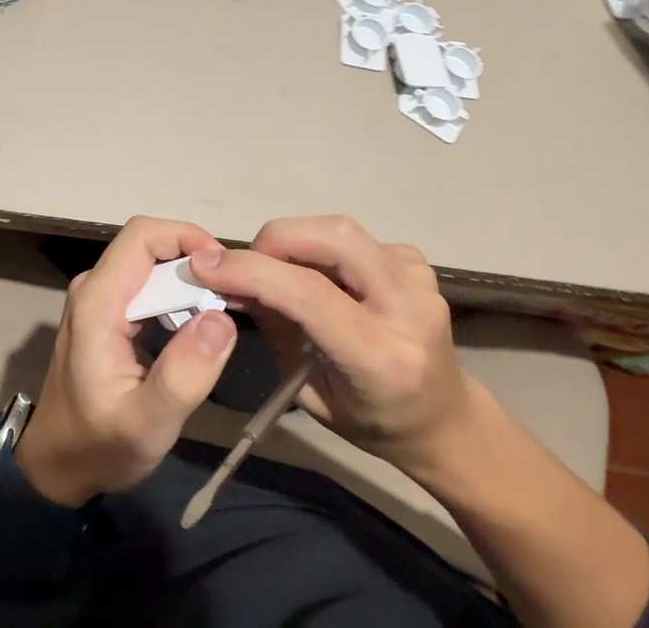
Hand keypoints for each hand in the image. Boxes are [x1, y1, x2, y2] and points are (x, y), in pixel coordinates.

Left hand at [15, 217, 239, 506]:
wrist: (56, 467)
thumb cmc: (99, 447)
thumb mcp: (148, 423)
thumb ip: (184, 374)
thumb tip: (222, 319)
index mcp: (97, 303)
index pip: (141, 236)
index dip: (186, 237)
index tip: (226, 269)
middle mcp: (93, 289)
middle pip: (147, 246)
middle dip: (194, 261)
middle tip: (233, 298)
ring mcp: (97, 301)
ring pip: (148, 265)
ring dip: (188, 280)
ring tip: (223, 312)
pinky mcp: (105, 316)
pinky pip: (145, 287)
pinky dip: (176, 296)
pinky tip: (198, 328)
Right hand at [190, 215, 470, 465]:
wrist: (443, 419)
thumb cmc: (371, 420)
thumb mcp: (309, 392)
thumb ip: (276, 332)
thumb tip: (232, 283)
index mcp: (381, 356)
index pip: (309, 293)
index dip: (251, 271)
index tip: (205, 267)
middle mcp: (408, 307)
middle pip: (334, 236)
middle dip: (275, 240)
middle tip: (244, 265)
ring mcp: (417, 277)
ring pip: (339, 229)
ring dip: (294, 243)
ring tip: (275, 275)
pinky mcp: (414, 262)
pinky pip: (351, 239)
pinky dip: (318, 250)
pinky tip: (314, 278)